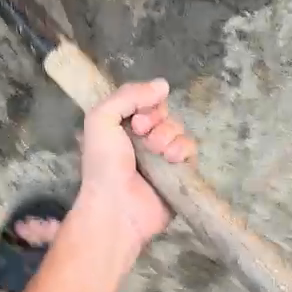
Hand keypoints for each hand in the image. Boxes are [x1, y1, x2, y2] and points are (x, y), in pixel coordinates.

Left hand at [77, 79, 194, 250]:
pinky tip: (170, 160)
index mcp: (123, 126)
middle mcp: (143, 139)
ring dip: (168, 135)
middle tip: (142, 135)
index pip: (146, 102)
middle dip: (157, 121)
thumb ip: (127, 95)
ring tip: (156, 151)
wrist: (117, 206)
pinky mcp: (179, 174)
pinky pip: (190, 150)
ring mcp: (162, 157)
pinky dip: (182, 150)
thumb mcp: (101, 119)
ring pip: (178, 130)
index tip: (135, 120)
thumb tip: (163, 84)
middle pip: (164, 114)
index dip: (146, 104)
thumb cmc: (104, 163)